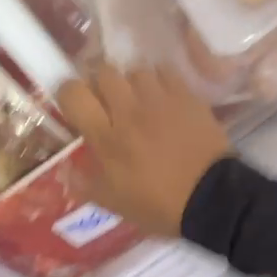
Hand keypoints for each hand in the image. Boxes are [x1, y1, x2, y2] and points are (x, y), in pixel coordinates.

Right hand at [58, 66, 232, 239]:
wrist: (213, 199)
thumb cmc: (159, 205)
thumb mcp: (115, 204)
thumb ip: (85, 183)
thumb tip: (63, 170)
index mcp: (107, 137)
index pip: (73, 93)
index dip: (69, 93)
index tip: (76, 105)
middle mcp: (129, 111)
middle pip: (103, 72)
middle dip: (101, 84)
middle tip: (108, 102)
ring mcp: (161, 101)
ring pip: (135, 70)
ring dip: (132, 83)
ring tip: (139, 100)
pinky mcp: (188, 97)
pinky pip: (166, 73)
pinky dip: (161, 81)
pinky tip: (163, 99)